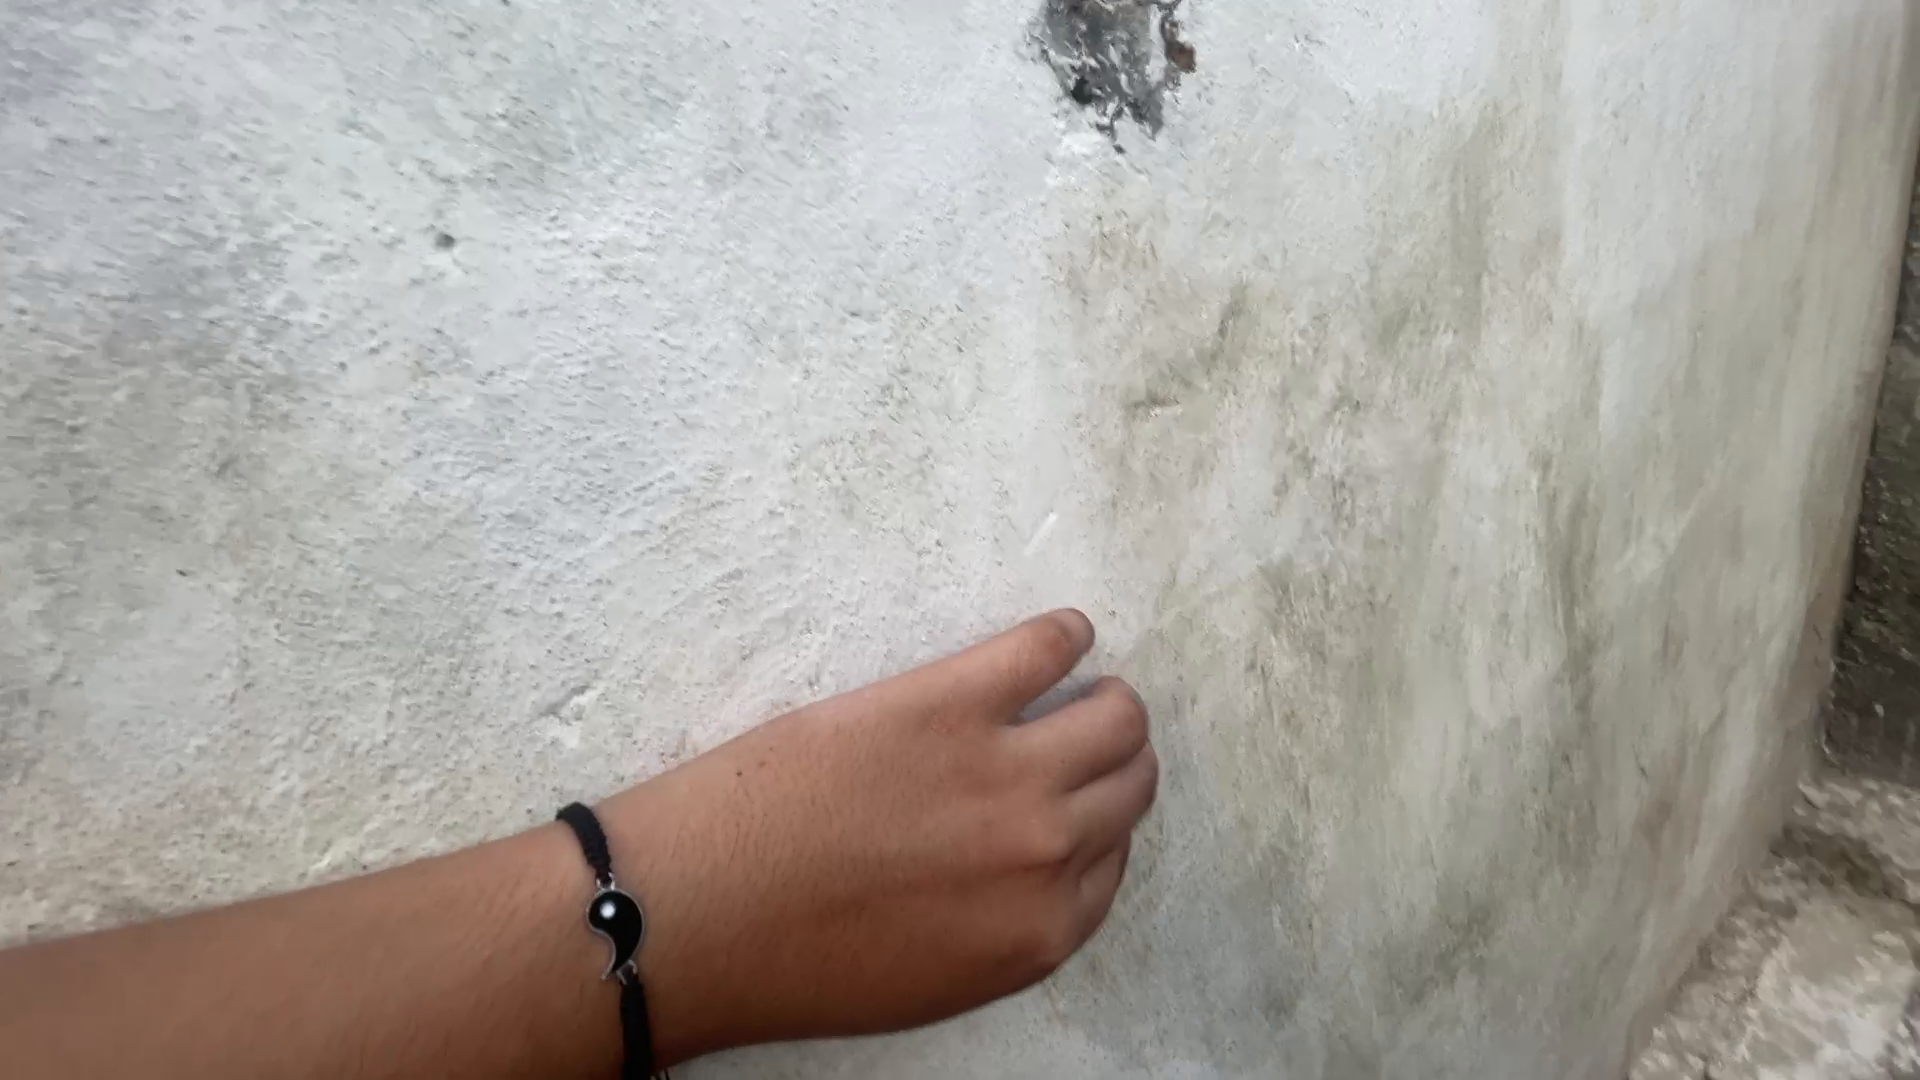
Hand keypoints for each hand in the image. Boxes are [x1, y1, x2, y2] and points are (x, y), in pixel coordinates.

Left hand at [599, 610, 1157, 1064]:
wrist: (701, 913)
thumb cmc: (806, 953)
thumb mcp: (941, 972)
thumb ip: (1015, 919)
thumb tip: (1052, 857)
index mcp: (1044, 925)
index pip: (1118, 852)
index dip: (1099, 817)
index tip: (1076, 793)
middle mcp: (1047, 849)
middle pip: (1131, 779)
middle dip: (1114, 758)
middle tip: (1078, 735)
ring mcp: (1003, 769)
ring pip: (1116, 714)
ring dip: (1105, 696)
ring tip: (1074, 683)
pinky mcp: (948, 701)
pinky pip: (1044, 647)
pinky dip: (1064, 633)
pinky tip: (1060, 632)